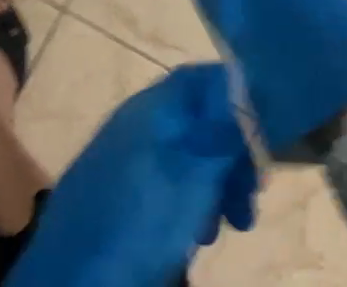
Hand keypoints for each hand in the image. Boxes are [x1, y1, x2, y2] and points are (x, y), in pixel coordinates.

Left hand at [3, 64, 259, 286]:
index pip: (200, 80)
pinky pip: (168, 180)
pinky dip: (192, 200)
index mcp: (151, 110)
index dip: (238, 98)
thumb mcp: (193, 177)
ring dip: (217, 183)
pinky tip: (199, 233)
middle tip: (253, 195)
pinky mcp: (119, 188)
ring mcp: (124, 155)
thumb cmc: (142, 218)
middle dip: (233, 154)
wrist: (75, 272)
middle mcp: (136, 123)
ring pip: (187, 155)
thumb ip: (220, 130)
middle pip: (198, 120)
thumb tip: (245, 79)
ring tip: (231, 224)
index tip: (272, 134)